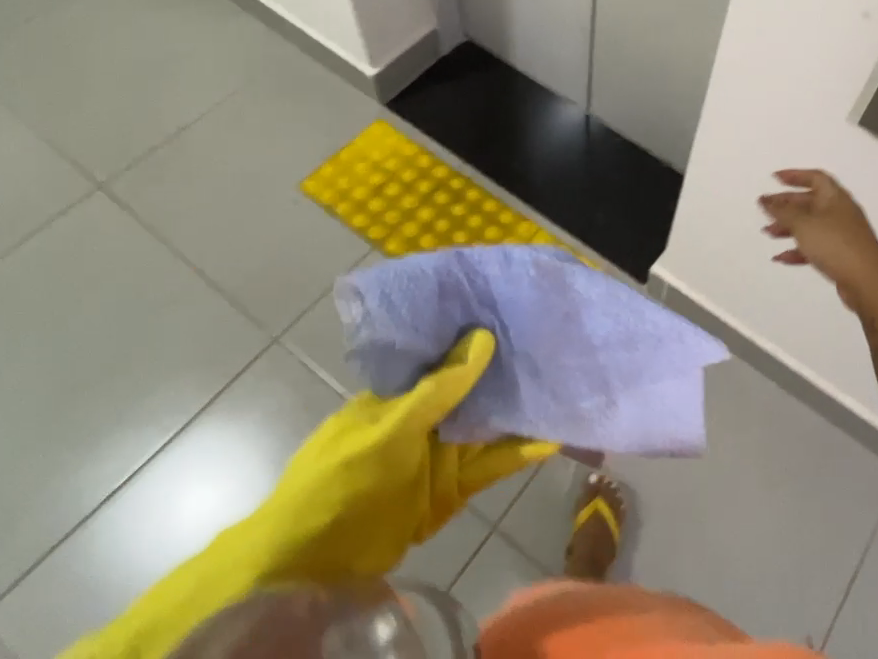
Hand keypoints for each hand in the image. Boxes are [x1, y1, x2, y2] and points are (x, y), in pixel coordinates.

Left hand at [63, 329, 555, 658]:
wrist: (312, 564)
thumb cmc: (340, 481)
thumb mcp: (389, 428)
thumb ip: (439, 389)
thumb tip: (481, 337)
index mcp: (399, 393)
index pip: (445, 355)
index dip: (479, 336)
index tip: (518, 313)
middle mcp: (423, 417)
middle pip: (474, 389)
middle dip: (510, 371)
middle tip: (558, 346)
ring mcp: (439, 454)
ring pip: (488, 425)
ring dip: (522, 412)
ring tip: (565, 387)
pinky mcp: (454, 488)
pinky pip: (491, 465)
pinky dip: (519, 453)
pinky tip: (551, 438)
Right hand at [760, 169, 877, 309]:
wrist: (868, 281)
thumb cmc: (835, 244)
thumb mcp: (803, 224)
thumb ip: (782, 211)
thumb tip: (766, 200)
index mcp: (835, 197)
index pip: (815, 178)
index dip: (794, 175)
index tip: (774, 179)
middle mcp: (840, 212)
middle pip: (810, 202)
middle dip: (786, 204)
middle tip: (764, 209)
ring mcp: (842, 235)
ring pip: (811, 225)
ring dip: (788, 227)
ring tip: (768, 233)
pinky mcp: (841, 255)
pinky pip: (815, 247)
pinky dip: (798, 249)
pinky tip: (781, 258)